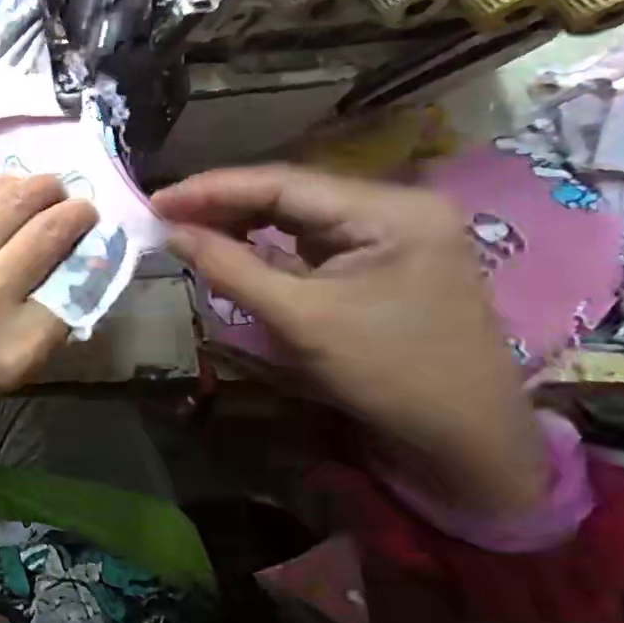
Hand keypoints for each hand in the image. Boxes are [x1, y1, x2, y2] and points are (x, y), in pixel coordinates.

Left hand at [0, 174, 98, 443]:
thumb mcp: (16, 371)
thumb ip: (54, 322)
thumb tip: (88, 260)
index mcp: (15, 345)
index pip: (77, 283)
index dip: (95, 253)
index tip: (99, 239)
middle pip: (48, 232)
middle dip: (76, 211)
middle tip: (83, 207)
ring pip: (14, 200)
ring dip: (44, 188)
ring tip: (53, 190)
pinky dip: (3, 187)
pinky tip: (14, 190)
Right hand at [153, 164, 548, 515]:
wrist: (467, 440)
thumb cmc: (389, 375)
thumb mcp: (300, 320)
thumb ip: (231, 267)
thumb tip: (171, 232)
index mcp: (390, 210)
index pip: (282, 182)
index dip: (212, 188)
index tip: (156, 200)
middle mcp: (394, 205)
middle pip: (290, 192)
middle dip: (224, 204)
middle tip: (164, 216)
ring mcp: (390, 230)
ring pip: (296, 214)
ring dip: (241, 221)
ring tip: (187, 229)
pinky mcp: (380, 256)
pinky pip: (311, 239)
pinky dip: (267, 243)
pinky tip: (232, 245)